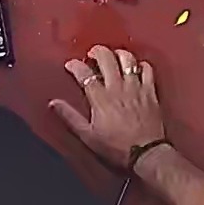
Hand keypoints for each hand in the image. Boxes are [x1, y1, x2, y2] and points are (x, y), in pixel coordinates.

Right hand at [51, 45, 165, 169]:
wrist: (145, 153)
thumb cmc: (116, 147)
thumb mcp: (87, 135)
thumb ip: (69, 116)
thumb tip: (53, 104)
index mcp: (101, 98)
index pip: (84, 73)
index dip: (75, 65)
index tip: (71, 65)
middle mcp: (118, 88)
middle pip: (107, 57)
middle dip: (97, 51)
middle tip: (92, 54)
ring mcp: (136, 87)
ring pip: (128, 59)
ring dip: (118, 54)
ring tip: (113, 57)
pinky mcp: (150, 91)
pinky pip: (147, 69)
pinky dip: (141, 64)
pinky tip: (136, 68)